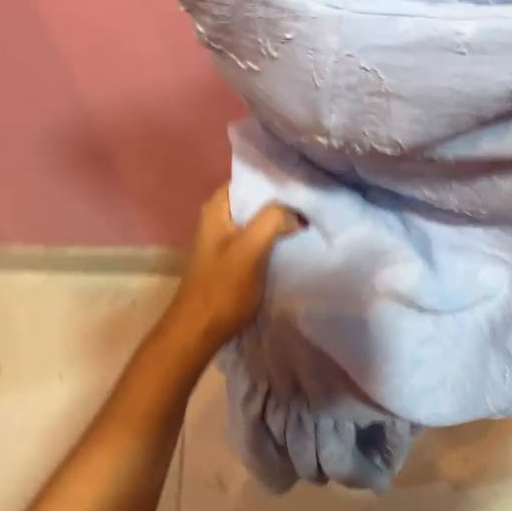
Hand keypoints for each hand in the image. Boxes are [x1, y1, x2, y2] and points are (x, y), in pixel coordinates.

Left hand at [160, 186, 301, 350]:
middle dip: (281, 200)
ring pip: (257, 220)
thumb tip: (295, 211)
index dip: (276, 178)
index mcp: (216, 207)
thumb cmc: (222, 288)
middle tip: (313, 201)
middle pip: (255, 199)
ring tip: (309, 219)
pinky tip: (293, 243)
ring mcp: (223, 239)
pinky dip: (273, 239)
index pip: (249, 178)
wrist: (198, 332)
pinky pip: (256, 239)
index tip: (305, 182)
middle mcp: (217, 217)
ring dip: (279, 221)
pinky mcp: (231, 259)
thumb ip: (271, 220)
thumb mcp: (249, 249)